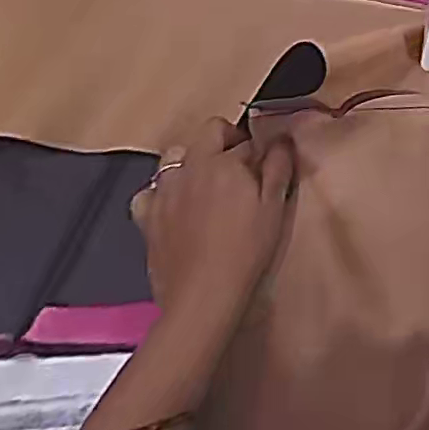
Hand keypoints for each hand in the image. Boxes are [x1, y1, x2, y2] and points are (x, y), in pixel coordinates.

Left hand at [130, 116, 295, 316]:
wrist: (203, 296)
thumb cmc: (247, 248)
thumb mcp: (274, 205)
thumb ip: (279, 166)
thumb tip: (281, 139)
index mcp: (224, 161)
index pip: (246, 140)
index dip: (260, 151)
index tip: (267, 167)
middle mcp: (191, 167)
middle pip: (209, 133)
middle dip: (227, 140)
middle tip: (241, 168)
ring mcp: (164, 191)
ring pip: (176, 156)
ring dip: (193, 161)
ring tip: (208, 185)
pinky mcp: (147, 217)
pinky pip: (149, 192)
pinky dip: (162, 193)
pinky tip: (175, 207)